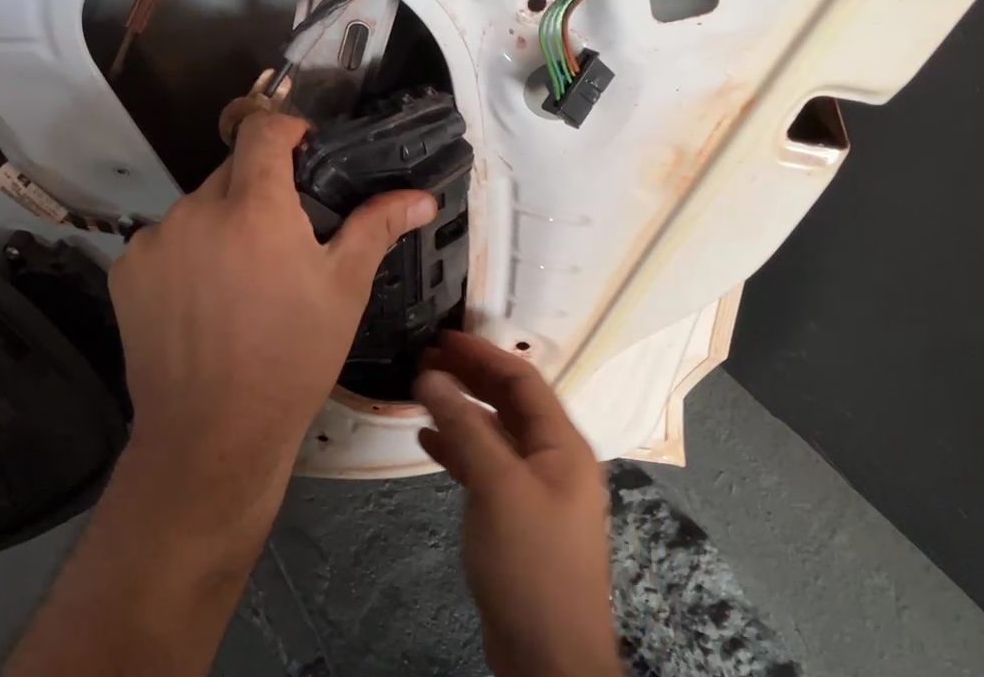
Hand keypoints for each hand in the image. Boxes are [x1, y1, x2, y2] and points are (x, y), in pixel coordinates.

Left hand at [109, 112, 435, 479]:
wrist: (212, 434)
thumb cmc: (292, 360)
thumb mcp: (343, 292)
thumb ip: (375, 228)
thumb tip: (421, 197)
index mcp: (254, 207)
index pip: (262, 131)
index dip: (286, 130)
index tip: (302, 151)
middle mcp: (196, 210)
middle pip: (229, 173)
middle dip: (256, 191)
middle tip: (280, 239)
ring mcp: (153, 240)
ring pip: (195, 210)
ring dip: (218, 226)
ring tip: (238, 281)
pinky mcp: (124, 271)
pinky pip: (162, 244)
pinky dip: (183, 257)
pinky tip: (199, 303)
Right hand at [416, 332, 623, 676]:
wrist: (547, 653)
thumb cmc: (530, 562)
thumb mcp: (497, 486)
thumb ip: (465, 427)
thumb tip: (432, 376)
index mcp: (563, 446)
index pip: (524, 380)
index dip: (483, 354)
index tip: (443, 337)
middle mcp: (553, 460)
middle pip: (510, 403)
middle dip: (470, 377)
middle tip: (425, 357)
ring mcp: (534, 490)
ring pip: (494, 433)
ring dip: (460, 410)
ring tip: (420, 391)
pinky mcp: (514, 516)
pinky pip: (485, 466)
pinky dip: (458, 448)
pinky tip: (427, 440)